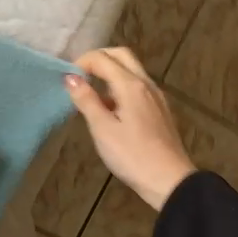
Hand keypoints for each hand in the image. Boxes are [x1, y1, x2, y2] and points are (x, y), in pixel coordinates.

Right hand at [63, 48, 194, 209]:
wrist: (170, 181)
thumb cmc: (132, 155)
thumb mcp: (103, 129)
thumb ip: (86, 100)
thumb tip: (70, 77)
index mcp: (131, 85)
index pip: (102, 59)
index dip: (82, 63)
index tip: (67, 79)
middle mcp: (146, 84)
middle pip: (121, 55)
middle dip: (98, 58)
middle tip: (80, 74)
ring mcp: (156, 96)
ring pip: (132, 69)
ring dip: (110, 71)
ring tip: (91, 91)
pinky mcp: (160, 109)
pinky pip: (138, 85)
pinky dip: (121, 84)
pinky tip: (111, 107)